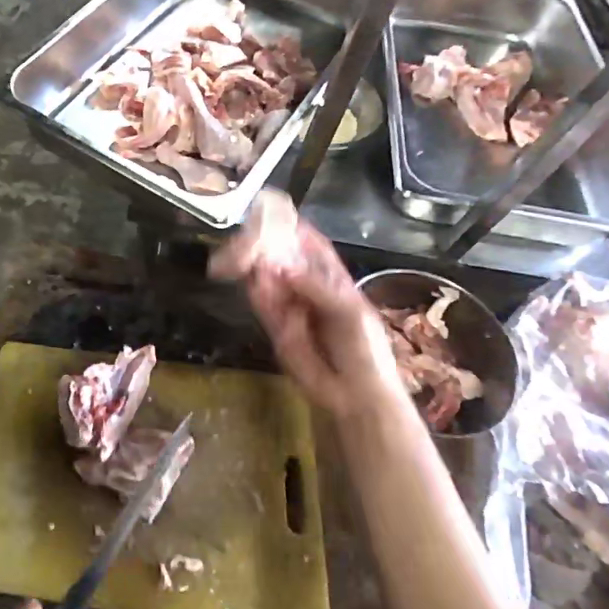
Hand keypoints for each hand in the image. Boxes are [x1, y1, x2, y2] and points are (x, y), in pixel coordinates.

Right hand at [209, 191, 401, 418]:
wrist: (357, 397)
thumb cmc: (364, 349)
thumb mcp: (348, 311)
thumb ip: (315, 287)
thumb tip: (280, 266)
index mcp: (331, 276)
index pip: (307, 242)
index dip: (289, 225)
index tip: (268, 210)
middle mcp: (307, 285)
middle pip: (281, 257)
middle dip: (263, 246)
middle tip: (245, 241)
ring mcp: (290, 306)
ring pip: (267, 279)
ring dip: (256, 268)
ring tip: (244, 259)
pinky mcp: (276, 328)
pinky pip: (263, 306)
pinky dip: (258, 295)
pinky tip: (254, 285)